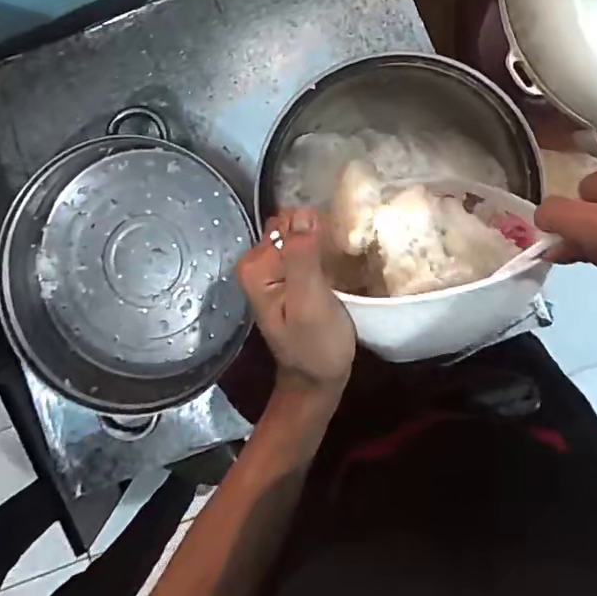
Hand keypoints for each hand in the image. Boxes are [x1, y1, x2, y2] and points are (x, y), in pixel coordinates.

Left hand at [238, 209, 356, 396]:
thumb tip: (303, 213)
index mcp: (256, 265)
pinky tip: (337, 268)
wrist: (317, 381)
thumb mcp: (310, 303)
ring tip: (341, 267)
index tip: (334, 255)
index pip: (289, 224)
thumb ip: (303, 258)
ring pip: (301, 233)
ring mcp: (273, 267)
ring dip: (323, 243)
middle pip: (293, 224)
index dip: (316, 232)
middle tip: (338, 265)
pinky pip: (306, 247)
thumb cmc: (315, 347)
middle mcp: (258, 261)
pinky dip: (323, 252)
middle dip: (318, 234)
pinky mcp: (289, 274)